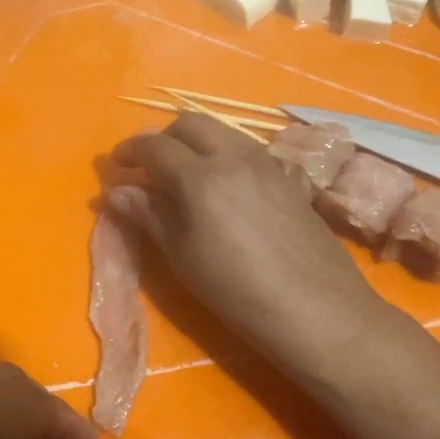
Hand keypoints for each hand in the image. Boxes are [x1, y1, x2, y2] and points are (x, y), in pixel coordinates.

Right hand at [104, 113, 388, 369]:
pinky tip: (223, 189)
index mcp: (200, 175)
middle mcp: (233, 157)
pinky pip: (246, 150)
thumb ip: (148, 215)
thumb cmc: (238, 290)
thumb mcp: (183, 256)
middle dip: (163, 137)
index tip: (116, 166)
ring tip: (184, 175)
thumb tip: (116, 191)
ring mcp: (267, 165)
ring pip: (221, 132)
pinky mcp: (289, 180)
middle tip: (149, 165)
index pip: (155, 146)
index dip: (130, 151)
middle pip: (190, 124)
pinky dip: (222, 155)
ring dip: (195, 142)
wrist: (323, 314)